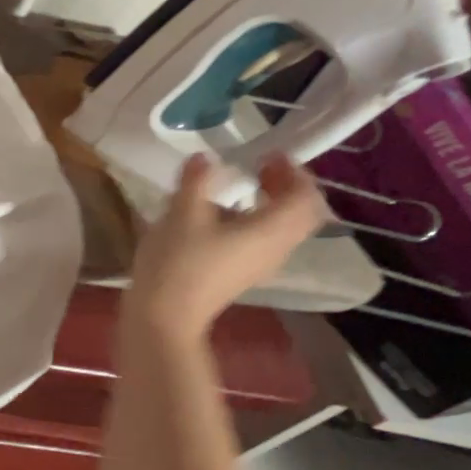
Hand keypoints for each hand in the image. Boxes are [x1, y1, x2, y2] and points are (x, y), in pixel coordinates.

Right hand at [124, 154, 324, 336]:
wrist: (164, 315)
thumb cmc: (178, 262)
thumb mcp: (182, 214)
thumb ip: (196, 182)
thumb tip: (203, 158)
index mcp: (272, 229)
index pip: (305, 195)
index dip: (293, 171)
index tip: (268, 154)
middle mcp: (277, 247)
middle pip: (300, 213)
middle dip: (285, 186)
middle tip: (259, 169)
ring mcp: (261, 264)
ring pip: (281, 227)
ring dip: (268, 204)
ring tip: (237, 191)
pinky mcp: (241, 273)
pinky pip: (261, 240)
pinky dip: (252, 221)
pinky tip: (218, 219)